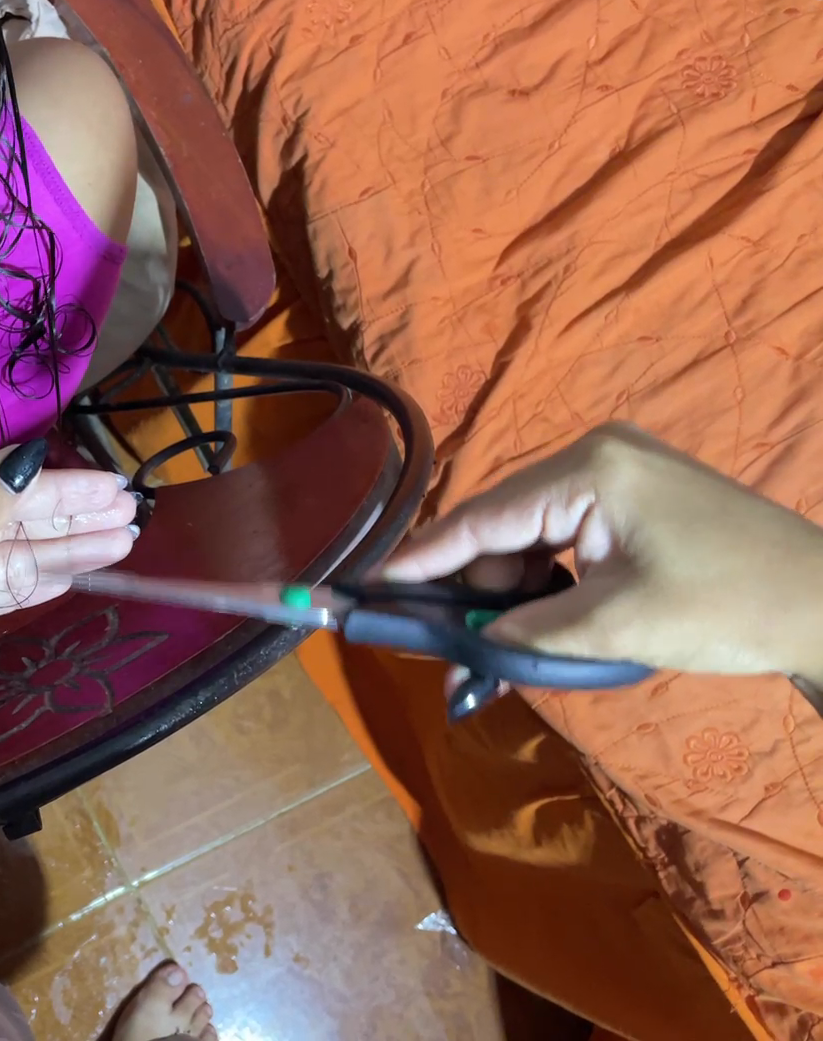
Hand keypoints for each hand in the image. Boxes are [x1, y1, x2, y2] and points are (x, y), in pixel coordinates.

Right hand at [382, 423, 822, 682]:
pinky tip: (539, 604)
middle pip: (494, 522)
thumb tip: (458, 648)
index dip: (419, 557)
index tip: (369, 584)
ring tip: (507, 629)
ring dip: (504, 581)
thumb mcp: (614, 626)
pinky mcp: (622, 489)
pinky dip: (535, 571)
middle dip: (469, 580)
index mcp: (588, 473)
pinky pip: (550, 529)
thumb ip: (520, 631)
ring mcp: (609, 469)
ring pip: (518, 528)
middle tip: (444, 629)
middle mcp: (590, 456)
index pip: (479, 520)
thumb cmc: (736, 608)